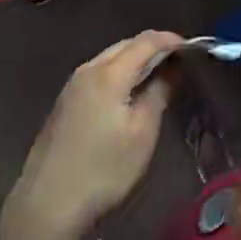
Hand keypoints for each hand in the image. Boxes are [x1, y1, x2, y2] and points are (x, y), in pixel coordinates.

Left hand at [6, 31, 184, 235]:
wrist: (49, 200)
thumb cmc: (104, 169)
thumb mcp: (142, 134)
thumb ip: (158, 94)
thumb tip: (173, 69)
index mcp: (108, 74)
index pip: (144, 42)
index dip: (169, 40)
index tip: (191, 47)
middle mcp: (87, 70)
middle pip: (124, 46)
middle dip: (152, 47)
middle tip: (178, 61)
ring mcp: (72, 85)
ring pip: (109, 58)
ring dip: (134, 60)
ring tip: (159, 74)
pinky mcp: (65, 101)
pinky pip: (98, 73)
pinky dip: (119, 73)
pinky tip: (130, 91)